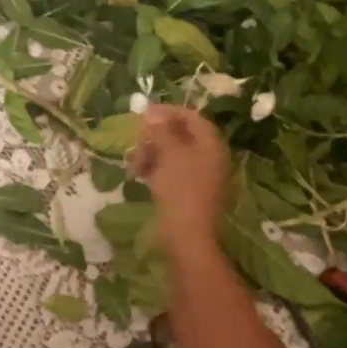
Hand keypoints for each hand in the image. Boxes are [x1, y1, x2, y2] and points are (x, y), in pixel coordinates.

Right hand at [129, 104, 231, 249]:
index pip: (192, 117)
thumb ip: (162, 129)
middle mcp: (210, 157)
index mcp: (211, 145)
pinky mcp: (190, 191)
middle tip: (137, 143)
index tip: (144, 114)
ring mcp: (201, 175)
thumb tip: (154, 113)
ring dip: (152, 152)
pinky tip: (140, 175)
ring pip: (173, 153)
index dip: (168, 112)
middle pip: (181, 134)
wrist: (187, 235)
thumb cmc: (180, 189)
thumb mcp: (169, 153)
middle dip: (155, 136)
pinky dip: (155, 168)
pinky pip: (172, 170)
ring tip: (135, 164)